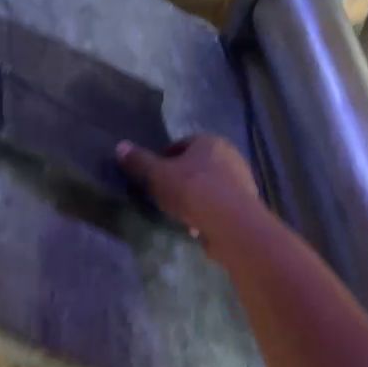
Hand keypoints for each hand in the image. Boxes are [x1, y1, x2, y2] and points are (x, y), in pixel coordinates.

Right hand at [117, 135, 259, 236]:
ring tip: (177, 212)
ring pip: (210, 184)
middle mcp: (230, 155)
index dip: (164, 157)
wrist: (231, 223)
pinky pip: (220, 203)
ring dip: (194, 195)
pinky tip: (195, 225)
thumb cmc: (191, 190)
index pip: (182, 143)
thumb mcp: (156, 175)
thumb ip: (139, 161)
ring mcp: (242, 180)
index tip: (153, 174)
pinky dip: (207, 211)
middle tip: (163, 192)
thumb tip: (120, 145)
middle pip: (197, 164)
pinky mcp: (247, 203)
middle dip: (181, 176)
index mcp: (209, 141)